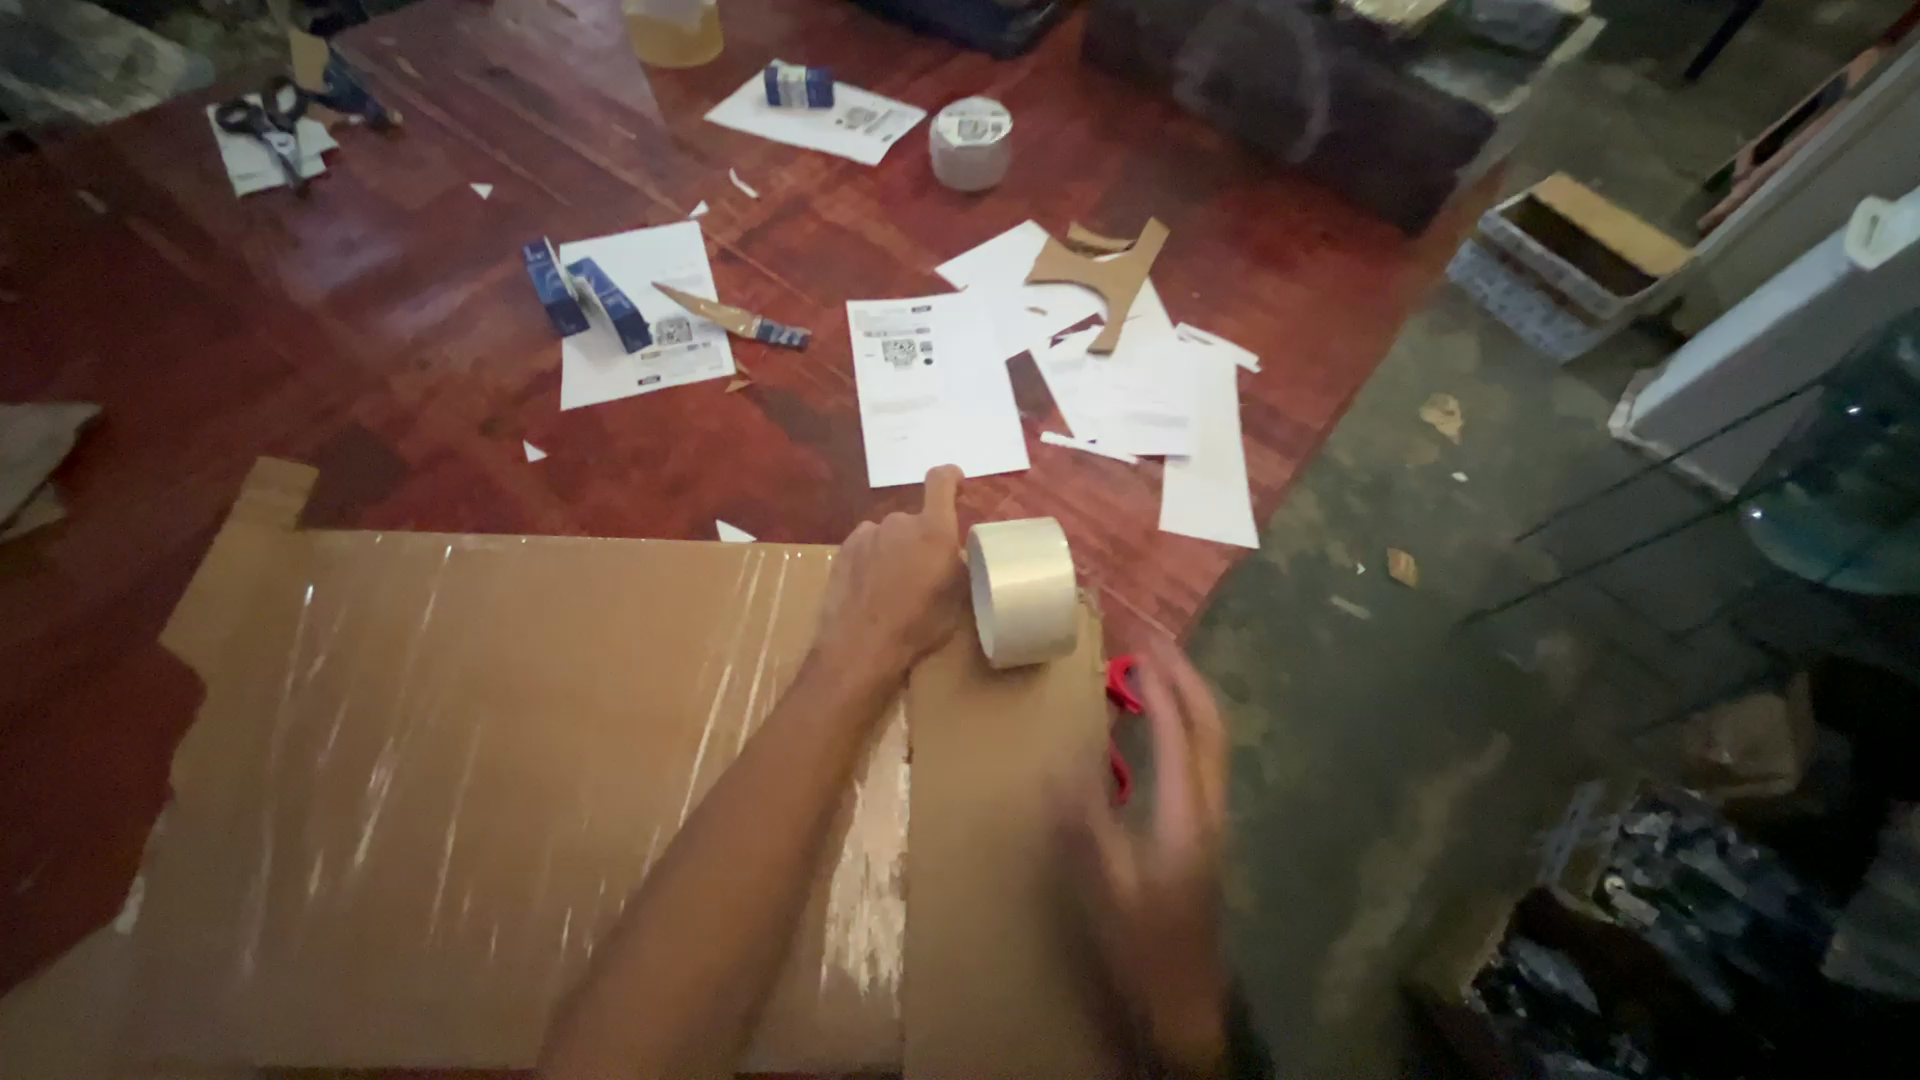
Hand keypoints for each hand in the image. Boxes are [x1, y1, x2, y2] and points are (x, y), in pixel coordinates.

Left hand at [814, 465, 967, 682]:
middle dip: (920, 539)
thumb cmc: (917, 626)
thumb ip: (956, 565)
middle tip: (922, 572)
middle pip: (916, 520)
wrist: (860, 645)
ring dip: (894, 550)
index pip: (941, 481)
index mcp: (934, 530)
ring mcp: (868, 533)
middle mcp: (900, 522)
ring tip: (892, 586)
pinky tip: (870, 588)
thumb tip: (951, 554)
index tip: (956, 481)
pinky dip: (872, 558)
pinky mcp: (844, 548)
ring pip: (889, 535)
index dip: (951, 477)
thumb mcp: (955, 600)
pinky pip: (867, 545)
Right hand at [1060, 638, 1229, 1078]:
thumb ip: (1082, 819)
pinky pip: (1206, 754)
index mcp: (1185, 815)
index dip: (1159, 687)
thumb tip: (1062, 758)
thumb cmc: (1140, 943)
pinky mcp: (1207, 826)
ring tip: (1158, 663)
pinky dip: (1187, 720)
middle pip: (1212, 724)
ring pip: (1215, 738)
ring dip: (1190, 694)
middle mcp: (1209, 806)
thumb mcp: (1102, 884)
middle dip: (1185, 675)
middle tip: (1153, 637)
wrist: (1185, 998)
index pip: (1179, 734)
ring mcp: (1214, 816)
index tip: (1135, 649)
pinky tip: (1161, 720)